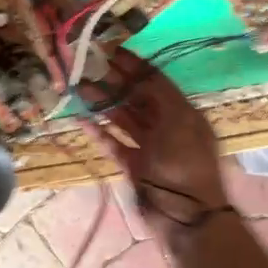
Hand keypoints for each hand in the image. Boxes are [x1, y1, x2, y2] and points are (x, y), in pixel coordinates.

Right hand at [98, 50, 229, 235]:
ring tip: (81, 89)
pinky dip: (99, 132)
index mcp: (183, 114)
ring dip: (103, 104)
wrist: (186, 217)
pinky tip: (82, 120)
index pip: (157, 82)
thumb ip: (158, 92)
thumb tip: (137, 70)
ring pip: (123, 119)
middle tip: (90, 67)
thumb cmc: (185, 162)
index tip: (112, 50)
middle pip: (138, 99)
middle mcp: (167, 127)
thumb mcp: (179, 120)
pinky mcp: (134, 166)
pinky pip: (114, 143)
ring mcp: (150, 148)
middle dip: (115, 83)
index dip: (136, 66)